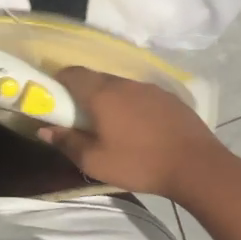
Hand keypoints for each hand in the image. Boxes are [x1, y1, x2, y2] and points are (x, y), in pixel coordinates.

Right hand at [39, 66, 231, 204]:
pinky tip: (137, 127)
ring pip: (120, 86)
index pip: (73, 73)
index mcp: (102, 94)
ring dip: (109, 98)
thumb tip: (44, 130)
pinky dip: (131, 105)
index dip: (59, 80)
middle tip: (78, 114)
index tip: (53, 96)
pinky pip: (141, 95)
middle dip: (83, 91)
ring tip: (109, 123)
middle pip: (97, 78)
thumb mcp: (94, 161)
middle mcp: (125, 83)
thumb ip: (66, 142)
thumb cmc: (138, 163)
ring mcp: (150, 88)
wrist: (196, 166)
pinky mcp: (170, 98)